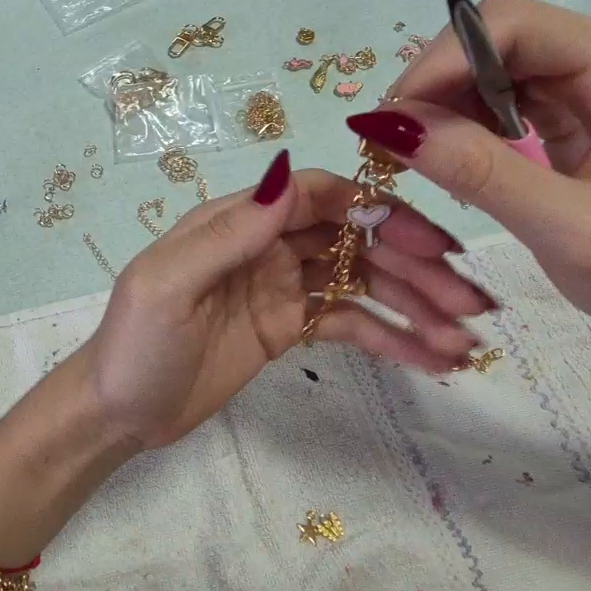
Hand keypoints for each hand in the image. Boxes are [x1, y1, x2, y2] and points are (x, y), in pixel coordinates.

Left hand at [81, 149, 491, 451]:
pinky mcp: (290, 330)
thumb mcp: (168, 285)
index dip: (372, 208)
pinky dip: (392, 338)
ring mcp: (282, 288)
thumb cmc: (137, 342)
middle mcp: (265, 246)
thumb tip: (285, 181)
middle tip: (469, 299)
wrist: (121, 410)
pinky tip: (436, 360)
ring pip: (360, 281)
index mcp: (234, 222)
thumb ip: (226, 237)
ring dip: (415, 303)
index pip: (313, 196)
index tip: (428, 241)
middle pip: (349, 237)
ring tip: (466, 339)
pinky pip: (350, 325)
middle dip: (411, 261)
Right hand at [350, 0, 590, 363]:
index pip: (516, 24)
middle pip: (501, 35)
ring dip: (447, 100)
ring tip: (418, 151)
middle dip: (440, 80)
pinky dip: (464, 117)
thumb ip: (478, 169)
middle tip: (394, 137)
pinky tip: (452, 154)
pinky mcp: (581, 109)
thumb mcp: (566, 229)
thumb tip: (383, 121)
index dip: (445, 58)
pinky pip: (504, 92)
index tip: (395, 115)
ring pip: (494, 61)